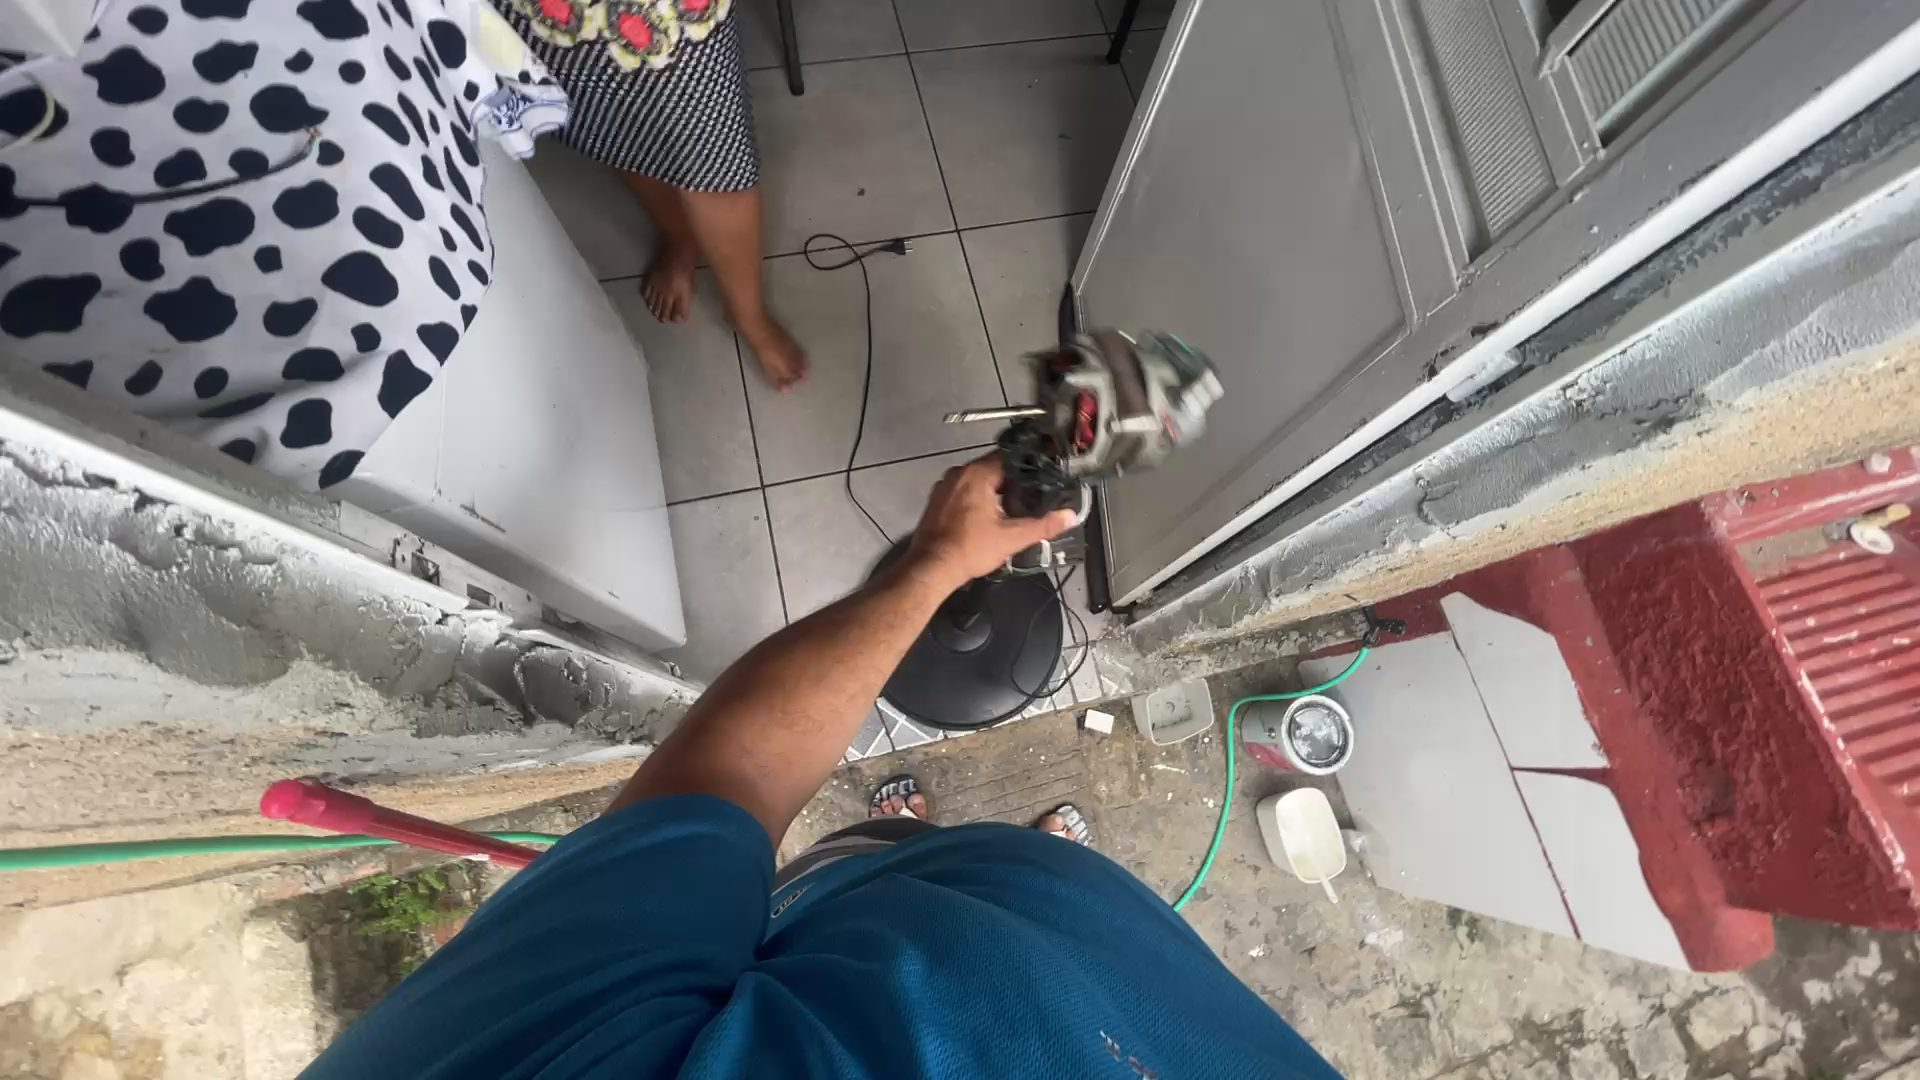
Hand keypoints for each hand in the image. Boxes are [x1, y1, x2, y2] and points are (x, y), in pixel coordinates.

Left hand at [904, 454, 1077, 589]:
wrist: (931, 568)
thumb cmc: (969, 550)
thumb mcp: (1012, 538)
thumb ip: (1043, 525)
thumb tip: (1069, 516)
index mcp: (977, 474)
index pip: (1009, 458)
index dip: (1028, 468)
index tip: (1042, 479)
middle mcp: (958, 474)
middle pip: (992, 468)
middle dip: (1011, 483)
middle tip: (1030, 497)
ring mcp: (944, 486)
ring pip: (977, 480)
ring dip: (993, 491)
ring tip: (1011, 509)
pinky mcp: (936, 500)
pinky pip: (962, 491)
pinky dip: (976, 499)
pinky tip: (986, 517)